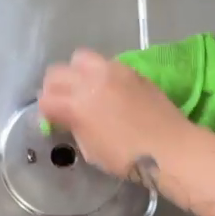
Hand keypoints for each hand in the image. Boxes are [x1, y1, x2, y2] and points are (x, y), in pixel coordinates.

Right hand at [38, 49, 192, 179]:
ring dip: (76, 73)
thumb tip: (67, 119)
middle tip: (61, 102)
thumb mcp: (91, 150)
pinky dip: (99, 74)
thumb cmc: (127, 157)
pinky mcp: (131, 70)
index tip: (51, 120)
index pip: (45, 99)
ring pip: (80, 58)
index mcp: (77, 104)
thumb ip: (74, 127)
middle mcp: (91, 80)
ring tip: (84, 90)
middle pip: (56, 72)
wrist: (169, 148)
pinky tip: (107, 91)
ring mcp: (113, 70)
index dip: (45, 111)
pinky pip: (105, 63)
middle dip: (53, 87)